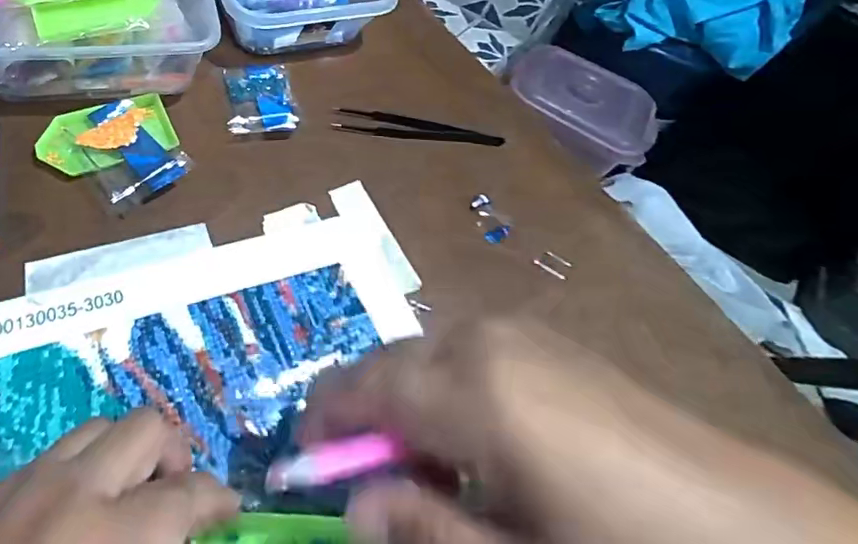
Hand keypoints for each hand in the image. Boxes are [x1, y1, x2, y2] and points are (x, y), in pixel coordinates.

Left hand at [0, 409, 239, 543]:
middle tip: (177, 496)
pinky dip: (81, 466)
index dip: (217, 498)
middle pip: (146, 428)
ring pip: (100, 427)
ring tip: (128, 492)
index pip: (186, 496)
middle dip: (174, 456)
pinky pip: (55, 451)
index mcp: (115, 536)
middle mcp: (76, 489)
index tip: (229, 510)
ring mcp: (31, 480)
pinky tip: (74, 506)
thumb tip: (184, 536)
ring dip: (125, 453)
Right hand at [301, 319, 857, 543]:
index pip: (361, 386)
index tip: (301, 465)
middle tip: (371, 486)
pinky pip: (472, 358)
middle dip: (365, 418)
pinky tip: (488, 454)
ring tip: (433, 476)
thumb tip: (350, 512)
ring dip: (409, 408)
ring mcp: (525, 333)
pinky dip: (452, 396)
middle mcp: (486, 338)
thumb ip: (425, 531)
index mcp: (472, 386)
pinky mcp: (556, 344)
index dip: (322, 422)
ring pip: (428, 359)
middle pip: (390, 365)